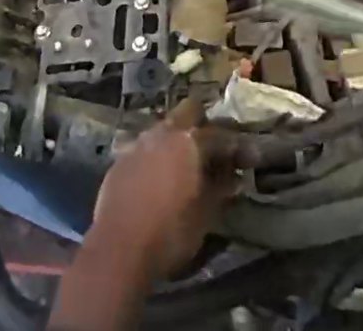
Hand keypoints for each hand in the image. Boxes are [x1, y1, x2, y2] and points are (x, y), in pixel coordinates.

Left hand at [85, 100, 228, 279]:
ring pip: (163, 128)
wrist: (117, 252)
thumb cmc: (170, 232)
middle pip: (189, 110)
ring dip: (176, 139)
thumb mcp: (206, 214)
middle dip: (203, 123)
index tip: (244, 159)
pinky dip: (155, 157)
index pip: (221, 134)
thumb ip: (221, 188)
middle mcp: (164, 133)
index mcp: (190, 141)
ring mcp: (138, 144)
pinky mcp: (119, 161)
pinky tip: (157, 179)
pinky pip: (144, 149)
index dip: (236, 147)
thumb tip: (233, 177)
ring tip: (184, 164)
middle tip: (212, 148)